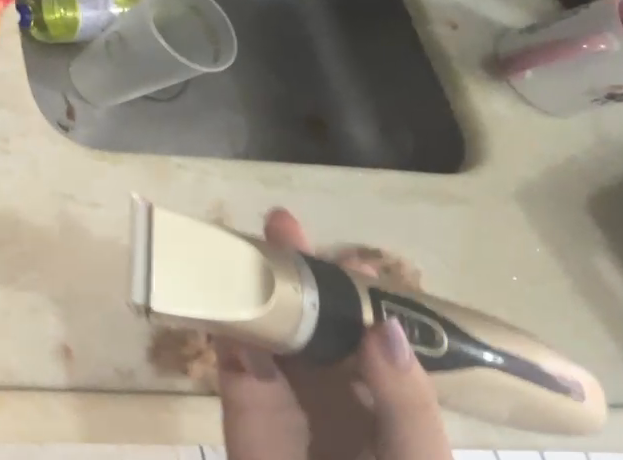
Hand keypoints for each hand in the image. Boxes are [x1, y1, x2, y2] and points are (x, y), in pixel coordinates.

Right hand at [216, 209, 451, 459]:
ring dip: (253, 283)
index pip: (374, 330)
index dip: (361, 290)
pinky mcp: (240, 399)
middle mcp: (335, 384)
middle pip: (314, 315)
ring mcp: (284, 389)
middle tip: (279, 221)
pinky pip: (230, 352)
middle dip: (297, 269)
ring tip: (239, 243)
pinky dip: (220, 319)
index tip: (349, 255)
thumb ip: (406, 400)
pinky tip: (216, 290)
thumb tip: (386, 326)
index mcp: (387, 395)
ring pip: (268, 324)